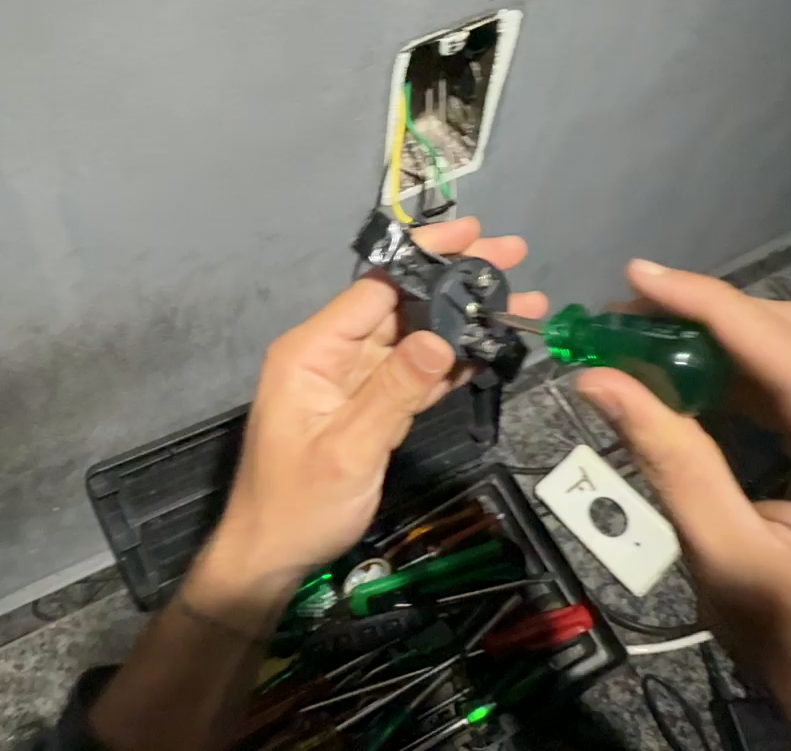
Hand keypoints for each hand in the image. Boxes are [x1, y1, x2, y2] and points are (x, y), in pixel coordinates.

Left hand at [200, 217, 547, 594]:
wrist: (272, 555)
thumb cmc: (299, 504)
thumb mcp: (348, 450)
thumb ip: (393, 392)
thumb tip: (441, 338)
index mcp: (313, 349)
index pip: (375, 289)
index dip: (425, 258)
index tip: (474, 236)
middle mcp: (332, 353)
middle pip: (400, 304)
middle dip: (454, 280)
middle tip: (512, 257)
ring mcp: (351, 378)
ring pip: (413, 336)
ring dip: (462, 321)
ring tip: (518, 301)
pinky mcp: (368, 404)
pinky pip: (412, 373)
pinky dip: (450, 362)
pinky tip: (490, 348)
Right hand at [577, 261, 790, 750]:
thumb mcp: (723, 560)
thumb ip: (667, 457)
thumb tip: (596, 378)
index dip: (716, 310)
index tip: (641, 278)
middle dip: (722, 316)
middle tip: (637, 312)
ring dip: (741, 336)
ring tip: (662, 335)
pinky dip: (767, 367)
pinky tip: (712, 368)